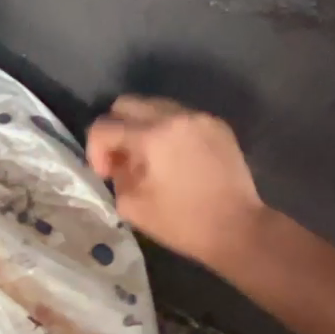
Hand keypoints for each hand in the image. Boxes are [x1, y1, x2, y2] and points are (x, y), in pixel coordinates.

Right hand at [86, 95, 266, 270]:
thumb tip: (117, 162)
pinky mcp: (217, 124)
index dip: (95, 150)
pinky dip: (169, 130)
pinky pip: (180, 116)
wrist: (239, 229)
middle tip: (123, 159)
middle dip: (116, 130)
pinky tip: (176, 157)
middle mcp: (173, 116)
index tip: (106, 173)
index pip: (104, 127)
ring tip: (150, 157)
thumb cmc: (183, 223)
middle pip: (125, 104)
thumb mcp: (132, 206)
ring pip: (153, 105)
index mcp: (150, 136)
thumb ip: (116, 176)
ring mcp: (198, 117)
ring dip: (142, 127)